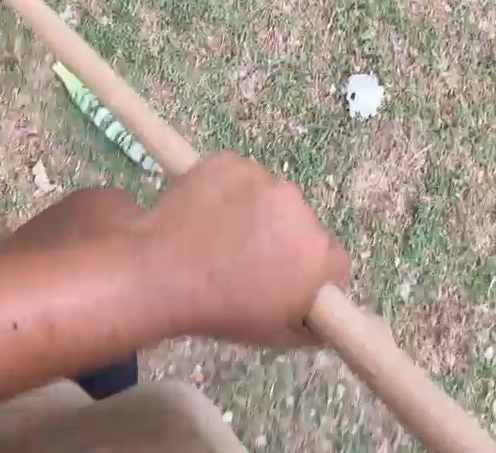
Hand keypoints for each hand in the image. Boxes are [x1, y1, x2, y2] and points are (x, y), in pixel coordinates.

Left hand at [132, 153, 350, 345]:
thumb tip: (319, 311)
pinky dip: (227, 188)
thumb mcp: (277, 334)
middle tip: (247, 257)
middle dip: (282, 237)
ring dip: (255, 209)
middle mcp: (298, 206)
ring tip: (221, 232)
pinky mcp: (229, 160)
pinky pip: (238, 176)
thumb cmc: (221, 307)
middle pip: (300, 223)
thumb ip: (312, 323)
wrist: (161, 268)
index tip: (287, 280)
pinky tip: (207, 210)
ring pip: (268, 195)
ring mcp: (261, 177)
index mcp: (318, 251)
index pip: (334, 261)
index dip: (312, 273)